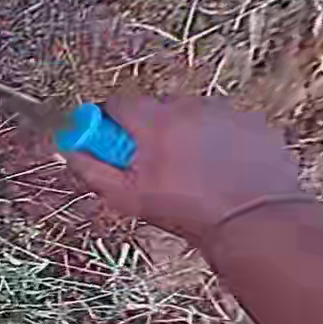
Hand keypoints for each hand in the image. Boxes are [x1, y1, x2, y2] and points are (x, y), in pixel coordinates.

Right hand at [61, 96, 310, 243]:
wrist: (254, 219)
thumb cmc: (183, 208)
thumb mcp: (124, 195)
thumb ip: (90, 168)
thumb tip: (68, 150)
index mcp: (155, 121)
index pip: (115, 103)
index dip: (105, 122)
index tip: (105, 142)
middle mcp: (191, 107)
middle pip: (153, 106)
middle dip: (143, 128)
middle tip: (144, 160)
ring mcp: (227, 113)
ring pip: (188, 114)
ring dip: (178, 132)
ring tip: (183, 168)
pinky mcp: (254, 124)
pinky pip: (221, 124)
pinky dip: (212, 139)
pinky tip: (213, 168)